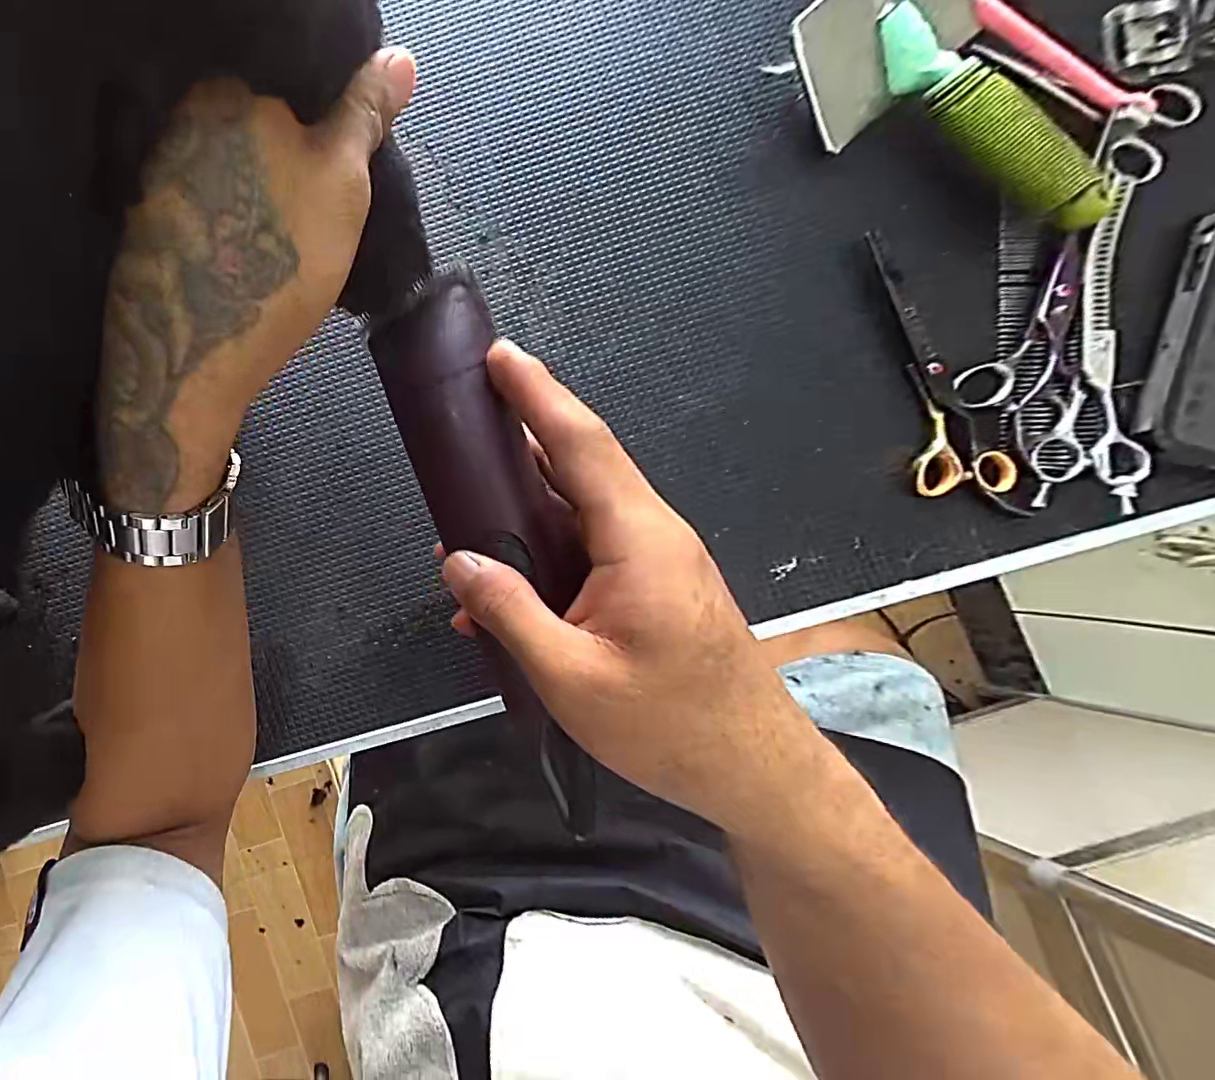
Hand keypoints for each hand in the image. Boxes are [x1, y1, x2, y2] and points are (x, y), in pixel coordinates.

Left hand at [97, 48, 416, 512]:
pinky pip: (201, 217)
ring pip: (225, 178)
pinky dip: (225, 234)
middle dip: (283, 162)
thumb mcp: (341, 186)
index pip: (283, 84)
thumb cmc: (278, 264)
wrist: (194, 358)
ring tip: (278, 250)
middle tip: (310, 219)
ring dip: (254, 202)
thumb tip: (397, 60)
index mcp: (223, 94)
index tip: (336, 172)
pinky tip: (242, 266)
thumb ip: (364, 117)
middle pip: (248, 130)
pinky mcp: (145, 236)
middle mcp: (177, 127)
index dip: (318, 126)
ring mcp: (155, 184)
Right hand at [439, 341, 846, 845]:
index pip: (582, 446)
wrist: (755, 774)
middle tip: (464, 429)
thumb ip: (508, 612)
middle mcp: (650, 534)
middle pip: (576, 467)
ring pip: (574, 512)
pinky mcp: (647, 584)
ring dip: (519, 511)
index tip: (501, 357)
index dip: (538, 396)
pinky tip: (498, 591)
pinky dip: (538, 555)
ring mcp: (652, 559)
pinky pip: (583, 550)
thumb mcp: (570, 676)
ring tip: (464, 521)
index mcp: (638, 541)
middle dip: (519, 441)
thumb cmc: (669, 727)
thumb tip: (458, 562)